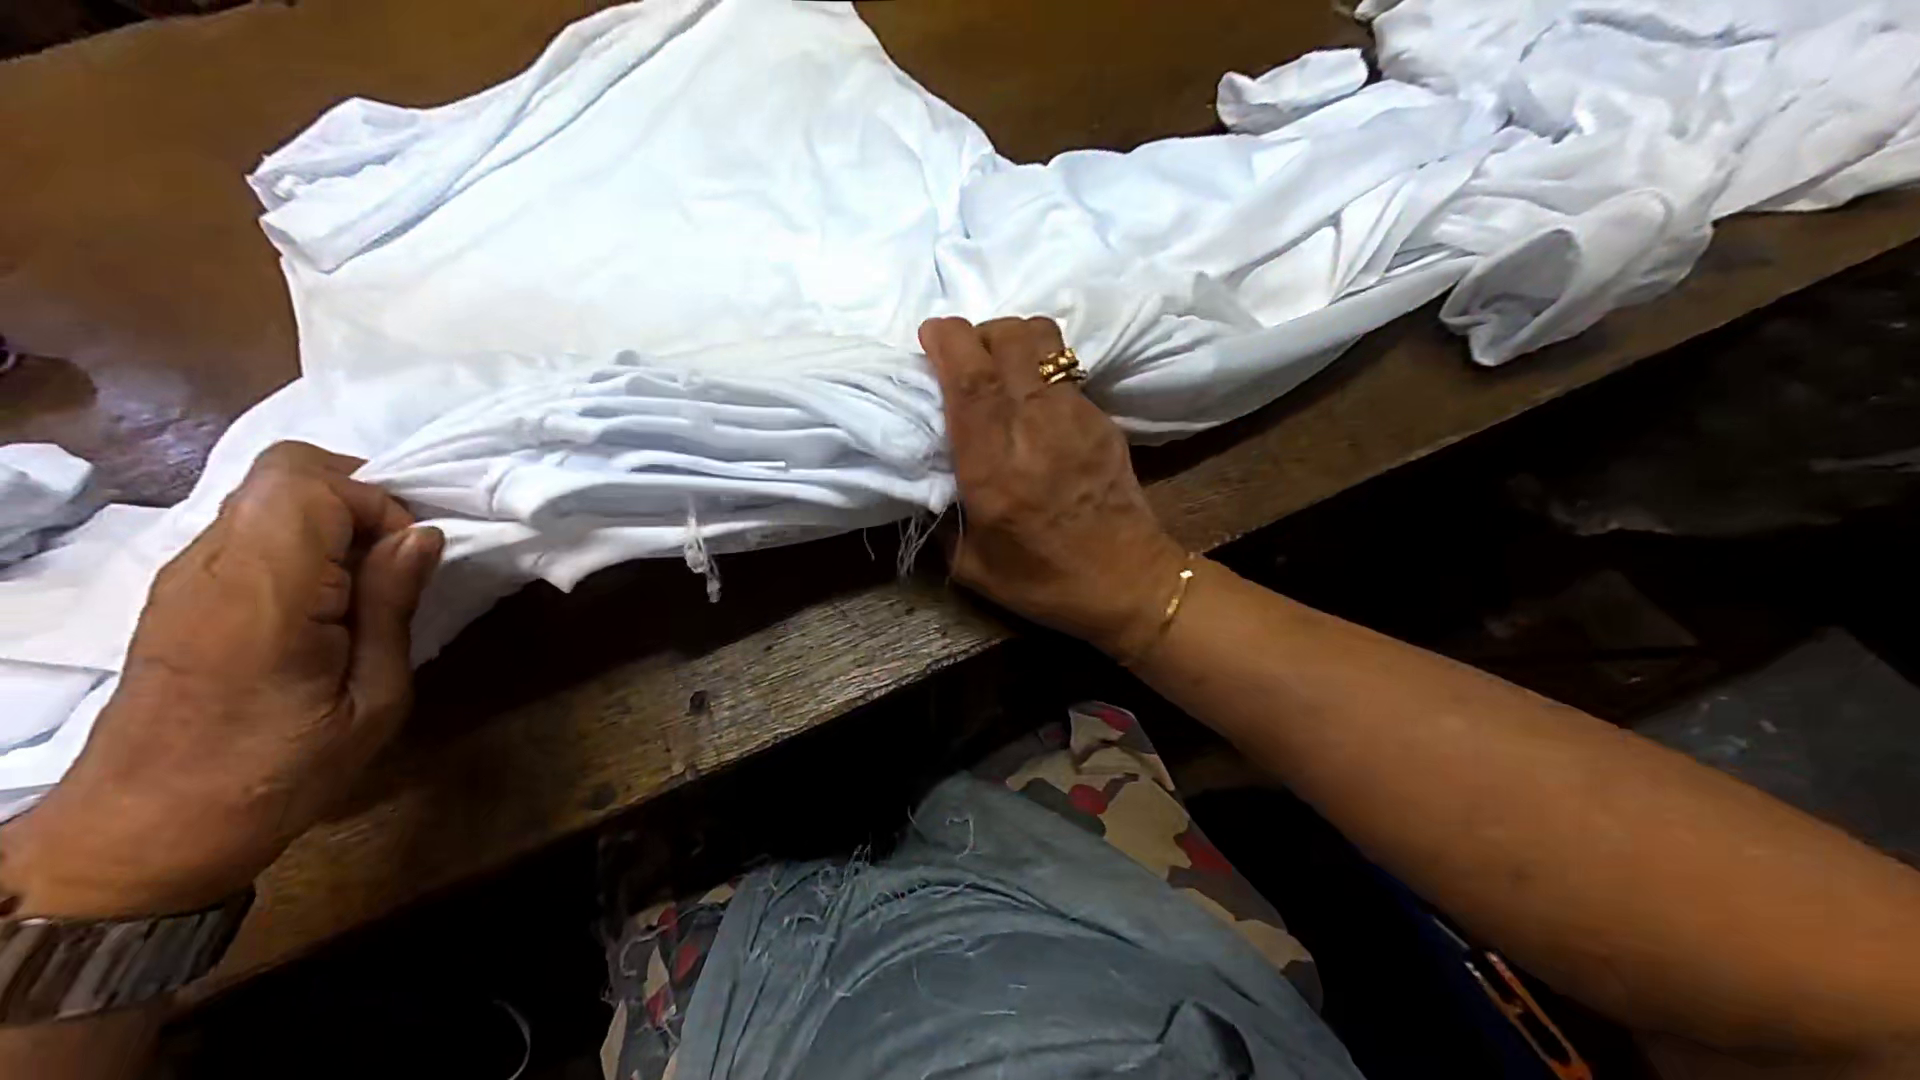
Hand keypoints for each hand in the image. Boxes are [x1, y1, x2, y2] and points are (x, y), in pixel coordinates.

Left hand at [0, 442, 442, 916]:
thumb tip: (422, 534)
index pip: (311, 484)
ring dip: (332, 521)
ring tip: (361, 589)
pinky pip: (250, 527)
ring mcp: (183, 575)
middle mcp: (210, 568)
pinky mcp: (179, 590)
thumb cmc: (280, 773)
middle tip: (390, 565)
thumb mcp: (374, 700)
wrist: (146, 830)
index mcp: (261, 597)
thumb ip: (392, 605)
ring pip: (267, 493)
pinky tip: (323, 601)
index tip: (405, 562)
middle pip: (285, 470)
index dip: (376, 505)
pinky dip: (302, 540)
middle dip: (359, 500)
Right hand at [920, 316, 1186, 659]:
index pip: (971, 382)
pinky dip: (1039, 367)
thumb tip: (929, 476)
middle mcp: (1036, 430)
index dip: (948, 343)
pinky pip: (1065, 370)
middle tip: (962, 355)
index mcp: (995, 469)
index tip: (930, 334)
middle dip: (977, 332)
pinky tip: (1033, 400)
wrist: (1128, 583)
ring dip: (1011, 339)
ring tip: (998, 367)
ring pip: (1044, 341)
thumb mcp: (972, 565)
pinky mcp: (1103, 419)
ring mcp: (1077, 418)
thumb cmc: (1044, 582)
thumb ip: (942, 517)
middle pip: (1009, 341)